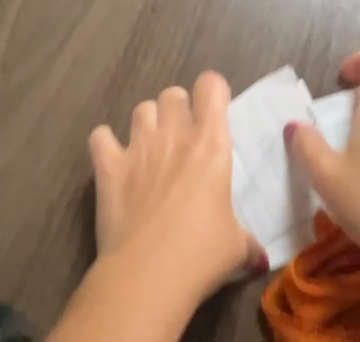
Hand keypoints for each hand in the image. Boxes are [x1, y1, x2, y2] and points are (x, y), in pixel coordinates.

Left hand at [89, 70, 263, 299]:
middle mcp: (174, 134)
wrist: (148, 274)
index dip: (212, 93)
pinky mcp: (108, 166)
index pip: (211, 85)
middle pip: (173, 93)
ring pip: (141, 109)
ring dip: (147, 123)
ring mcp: (138, 146)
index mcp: (210, 143)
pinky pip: (100, 136)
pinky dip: (105, 144)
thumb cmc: (202, 255)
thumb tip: (259, 256)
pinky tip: (113, 160)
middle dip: (178, 109)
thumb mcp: (236, 246)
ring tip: (150, 148)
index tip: (215, 112)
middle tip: (182, 137)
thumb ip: (247, 240)